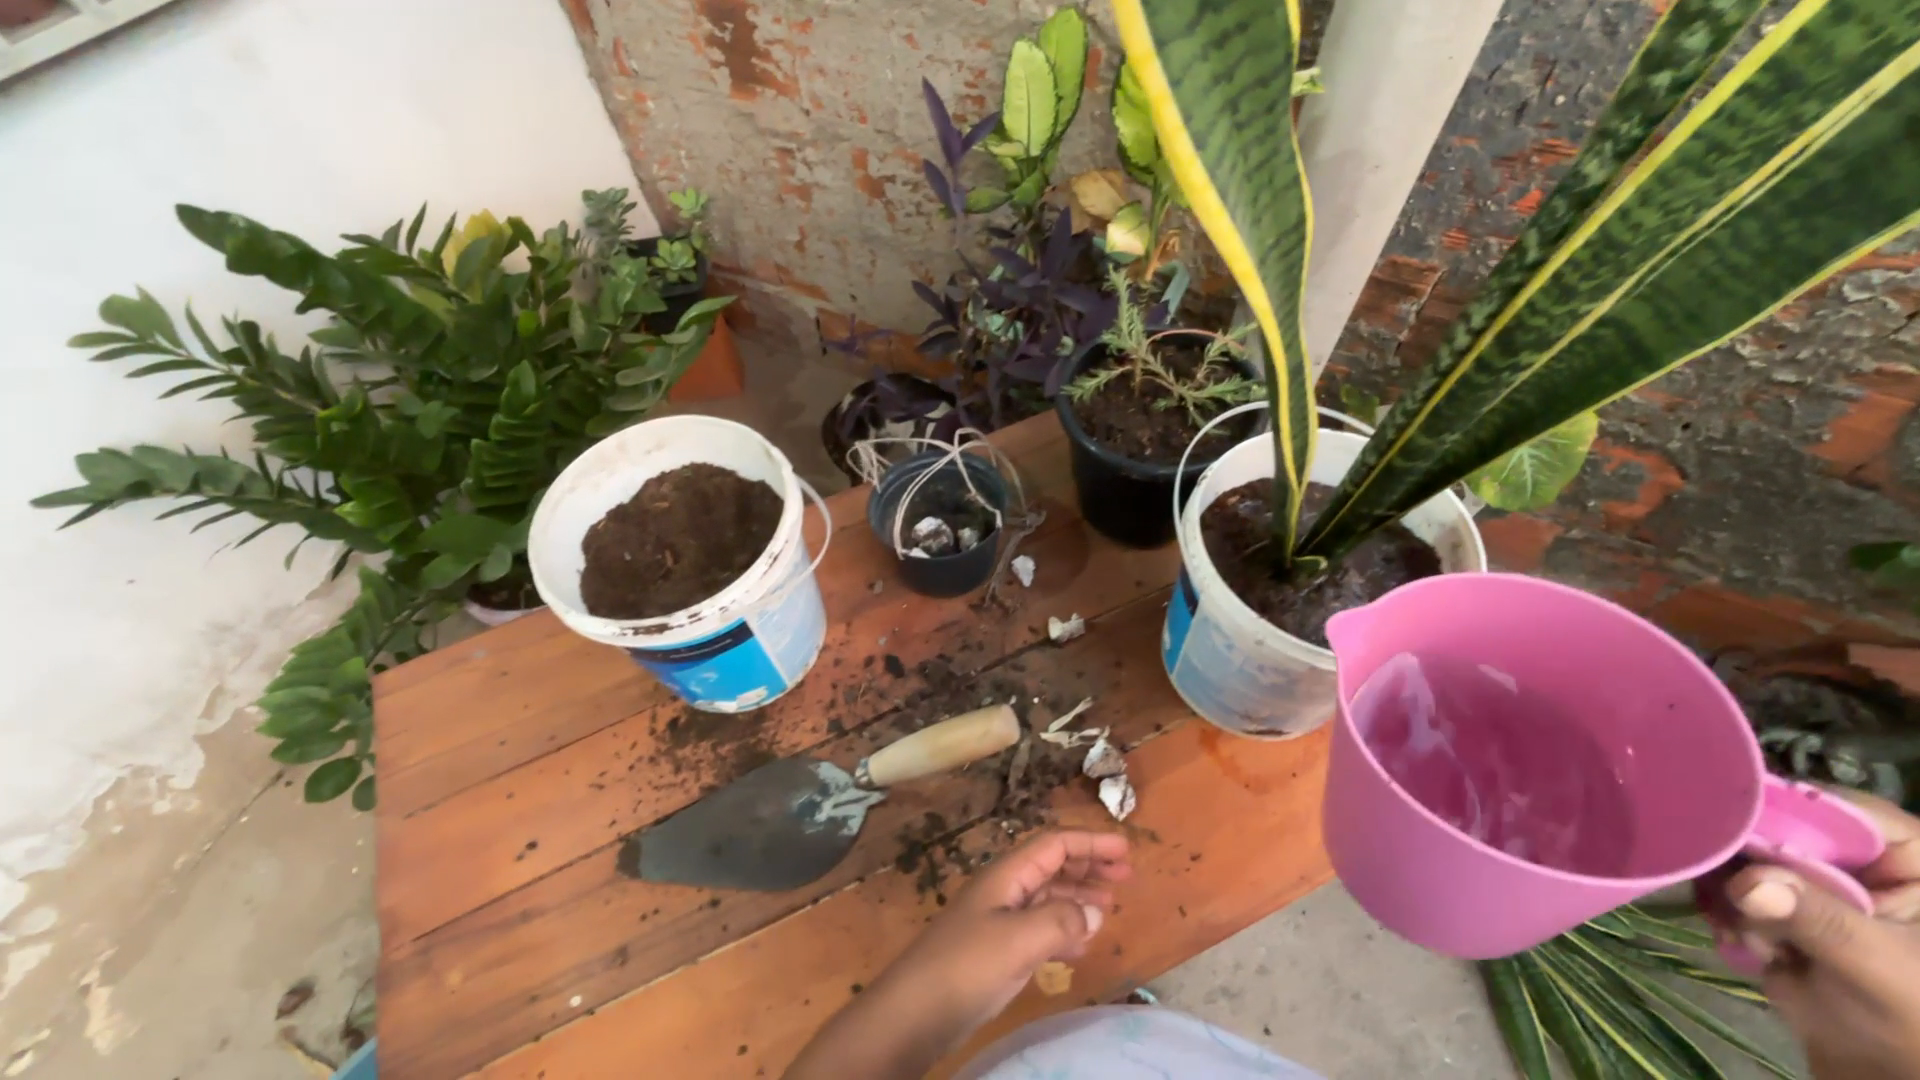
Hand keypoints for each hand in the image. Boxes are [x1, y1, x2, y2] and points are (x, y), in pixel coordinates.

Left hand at [782, 829, 1130, 1079]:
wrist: (915, 1012)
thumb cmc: (966, 965)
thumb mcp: (1018, 938)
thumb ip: (1061, 920)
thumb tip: (1094, 911)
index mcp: (1006, 876)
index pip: (1054, 845)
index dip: (1090, 844)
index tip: (1125, 851)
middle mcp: (1003, 892)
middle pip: (1051, 866)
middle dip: (1088, 866)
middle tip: (1125, 877)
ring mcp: (998, 922)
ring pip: (1046, 897)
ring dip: (1078, 897)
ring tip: (1109, 907)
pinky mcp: (996, 953)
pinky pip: (1038, 929)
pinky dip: (1063, 929)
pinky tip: (1081, 944)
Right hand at [1724, 793, 1919, 1079]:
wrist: (1880, 1071)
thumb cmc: (1909, 1019)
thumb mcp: (1876, 968)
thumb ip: (1818, 919)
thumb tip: (1749, 884)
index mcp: (1908, 863)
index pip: (1848, 812)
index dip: (1792, 808)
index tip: (1732, 818)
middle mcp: (1859, 861)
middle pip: (1785, 827)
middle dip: (1749, 862)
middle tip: (1727, 888)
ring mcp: (1814, 881)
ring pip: (1746, 856)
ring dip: (1735, 895)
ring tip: (1744, 933)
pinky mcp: (1776, 902)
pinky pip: (1729, 884)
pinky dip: (1725, 911)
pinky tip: (1739, 943)